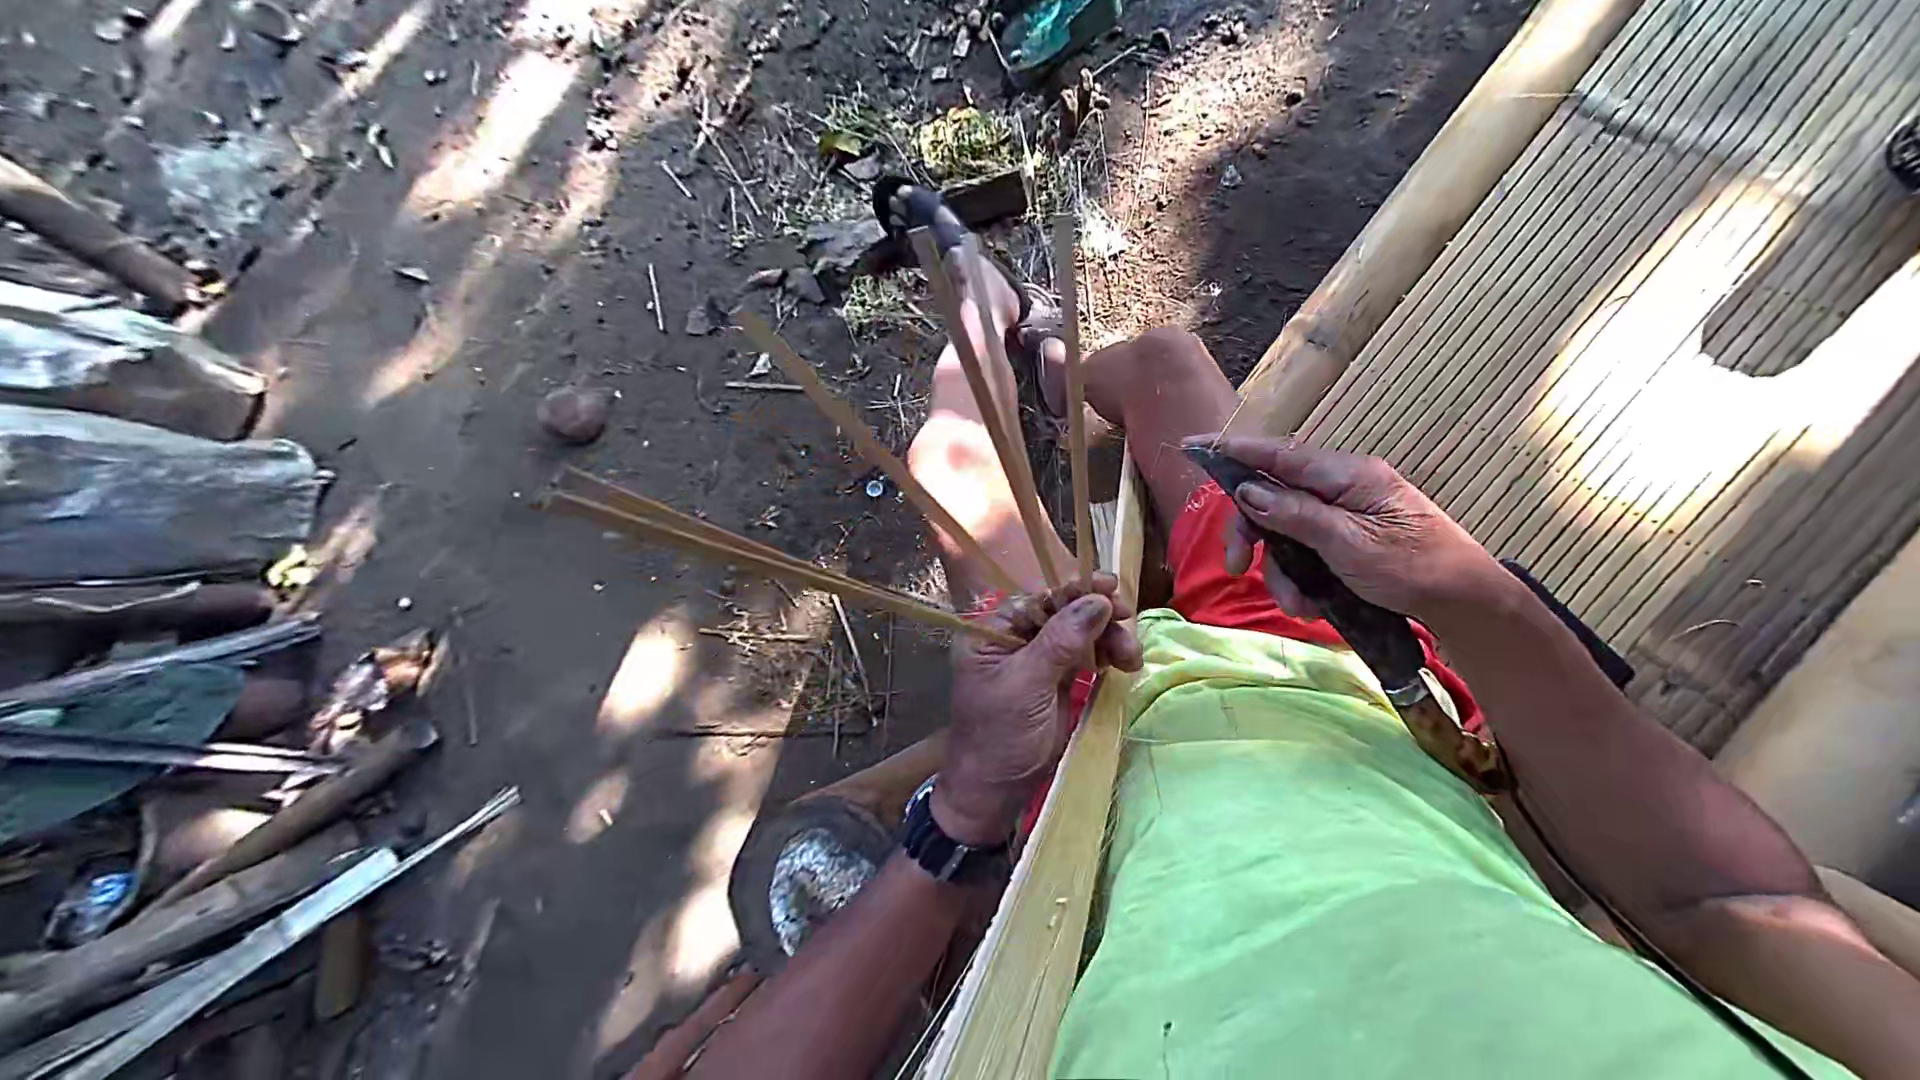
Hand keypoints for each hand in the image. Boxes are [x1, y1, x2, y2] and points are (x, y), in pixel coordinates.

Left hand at [932, 575, 1143, 845]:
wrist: (995, 791)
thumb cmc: (999, 734)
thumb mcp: (1027, 684)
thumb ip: (1061, 641)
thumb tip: (1097, 600)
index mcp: (993, 631)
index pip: (1039, 599)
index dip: (1075, 591)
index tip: (1111, 587)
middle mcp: (1015, 637)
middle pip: (1064, 612)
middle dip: (1098, 616)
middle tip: (1127, 624)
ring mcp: (1038, 658)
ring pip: (1080, 633)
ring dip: (1109, 638)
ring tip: (1130, 657)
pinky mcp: (1057, 679)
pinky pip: (1086, 655)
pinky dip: (1106, 655)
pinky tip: (1122, 663)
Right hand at [1195, 435, 1509, 626]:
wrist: (1467, 605)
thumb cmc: (1415, 569)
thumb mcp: (1350, 544)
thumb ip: (1296, 515)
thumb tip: (1247, 491)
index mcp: (1347, 476)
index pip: (1278, 455)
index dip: (1233, 450)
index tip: (1193, 445)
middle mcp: (1340, 488)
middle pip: (1271, 497)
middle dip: (1251, 535)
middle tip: (1237, 568)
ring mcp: (1342, 514)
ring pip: (1283, 531)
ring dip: (1280, 570)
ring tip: (1298, 604)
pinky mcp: (1344, 538)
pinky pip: (1303, 550)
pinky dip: (1298, 577)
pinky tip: (1310, 603)